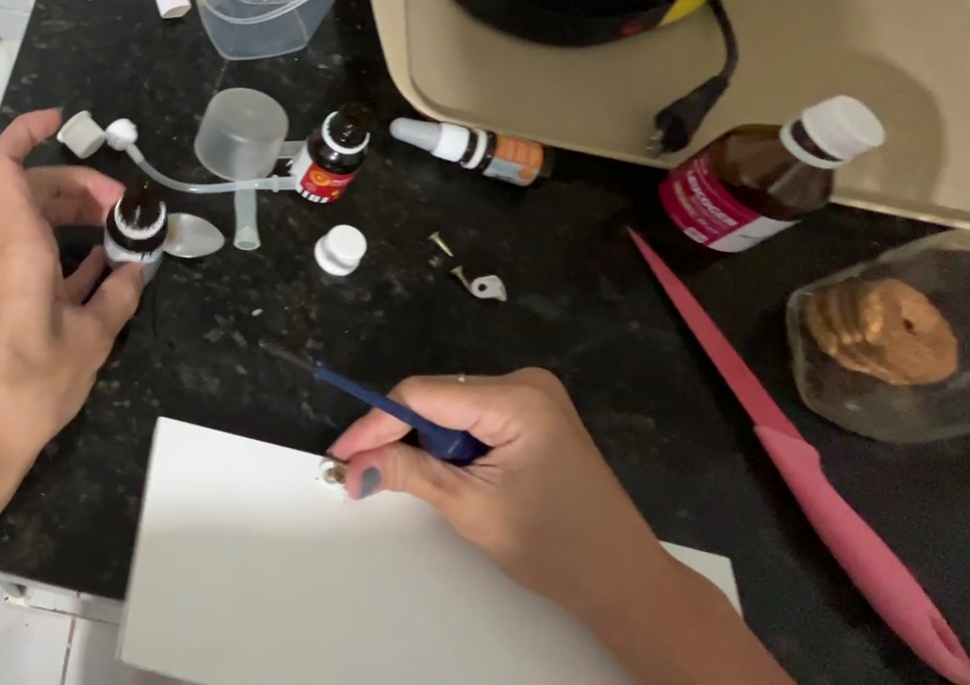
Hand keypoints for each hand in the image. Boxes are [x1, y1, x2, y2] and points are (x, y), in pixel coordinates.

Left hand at [0, 110, 145, 484]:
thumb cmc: (32, 386)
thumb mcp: (91, 339)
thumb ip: (119, 293)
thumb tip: (135, 268)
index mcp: (15, 246)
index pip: (4, 164)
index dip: (27, 130)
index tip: (64, 122)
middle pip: (32, 189)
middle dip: (82, 187)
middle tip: (127, 211)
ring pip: (31, 218)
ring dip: (74, 215)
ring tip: (121, 234)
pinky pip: (27, 248)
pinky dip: (61, 244)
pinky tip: (100, 261)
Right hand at [329, 368, 676, 625]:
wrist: (626, 584)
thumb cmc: (556, 549)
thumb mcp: (471, 508)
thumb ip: (406, 473)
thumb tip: (351, 465)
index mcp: (518, 400)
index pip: (423, 395)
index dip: (376, 423)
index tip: (342, 452)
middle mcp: (525, 384)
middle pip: (434, 397)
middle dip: (396, 432)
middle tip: (360, 466)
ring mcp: (532, 397)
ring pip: (448, 406)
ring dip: (421, 438)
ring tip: (394, 471)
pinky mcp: (532, 415)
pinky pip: (470, 416)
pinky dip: (446, 441)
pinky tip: (436, 467)